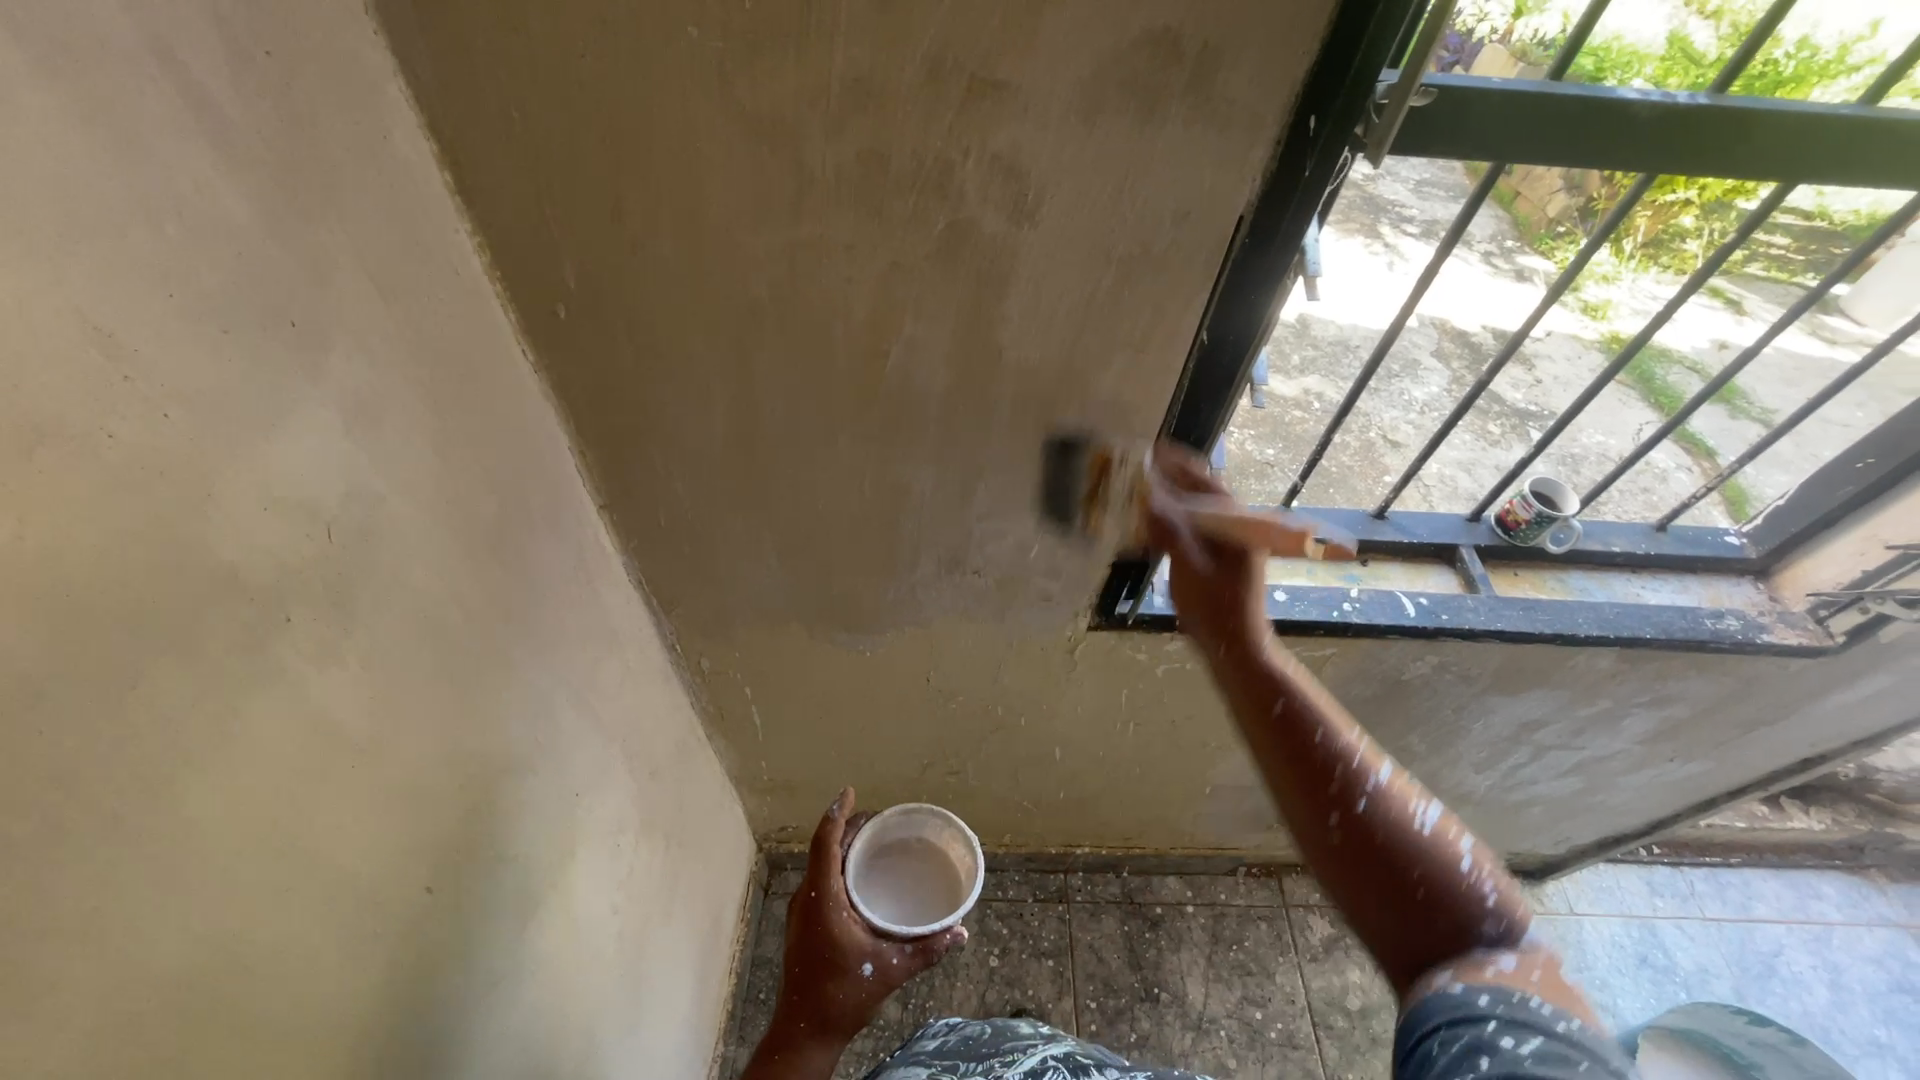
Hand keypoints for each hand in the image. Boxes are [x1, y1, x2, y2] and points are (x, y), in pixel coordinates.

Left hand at [770, 788, 966, 1047]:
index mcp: (822, 898)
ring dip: (842, 846)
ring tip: (872, 838)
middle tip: (879, 817)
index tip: (850, 791)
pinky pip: (820, 880)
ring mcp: (802, 911)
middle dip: (848, 827)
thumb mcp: (890, 970)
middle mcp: (807, 898)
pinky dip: (839, 866)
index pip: (825, 843)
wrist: (805, 1031)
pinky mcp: (804, 923)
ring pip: (820, 865)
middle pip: (824, 849)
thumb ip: (927, 949)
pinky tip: (860, 876)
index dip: (837, 814)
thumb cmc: (842, 996)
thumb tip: (961, 931)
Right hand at [1143, 441, 1270, 659]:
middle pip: (1198, 493)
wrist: (1234, 648)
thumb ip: (1170, 530)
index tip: (1150, 450)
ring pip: (1193, 512)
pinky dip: (1168, 525)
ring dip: (1166, 502)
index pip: (1204, 480)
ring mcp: (1226, 544)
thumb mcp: (1189, 567)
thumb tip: (1146, 497)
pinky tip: (1145, 529)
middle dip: (1167, 480)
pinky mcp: (1215, 560)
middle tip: (1134, 471)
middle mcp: (1233, 527)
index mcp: (1234, 523)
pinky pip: (1190, 531)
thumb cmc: (1216, 609)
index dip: (1177, 463)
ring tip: (1134, 494)